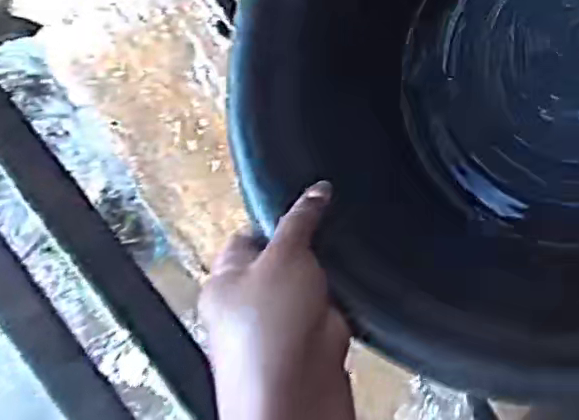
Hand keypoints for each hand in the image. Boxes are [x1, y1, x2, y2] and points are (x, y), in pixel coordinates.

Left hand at [199, 182, 355, 419]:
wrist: (297, 387)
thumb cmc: (269, 329)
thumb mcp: (284, 255)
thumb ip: (302, 218)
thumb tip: (317, 190)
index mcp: (226, 280)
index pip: (250, 231)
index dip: (278, 211)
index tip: (308, 194)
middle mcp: (250, 297)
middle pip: (284, 249)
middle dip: (308, 235)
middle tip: (330, 213)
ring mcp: (283, 313)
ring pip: (310, 270)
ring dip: (327, 260)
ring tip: (343, 239)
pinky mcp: (313, 326)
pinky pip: (330, 291)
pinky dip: (342, 282)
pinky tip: (352, 269)